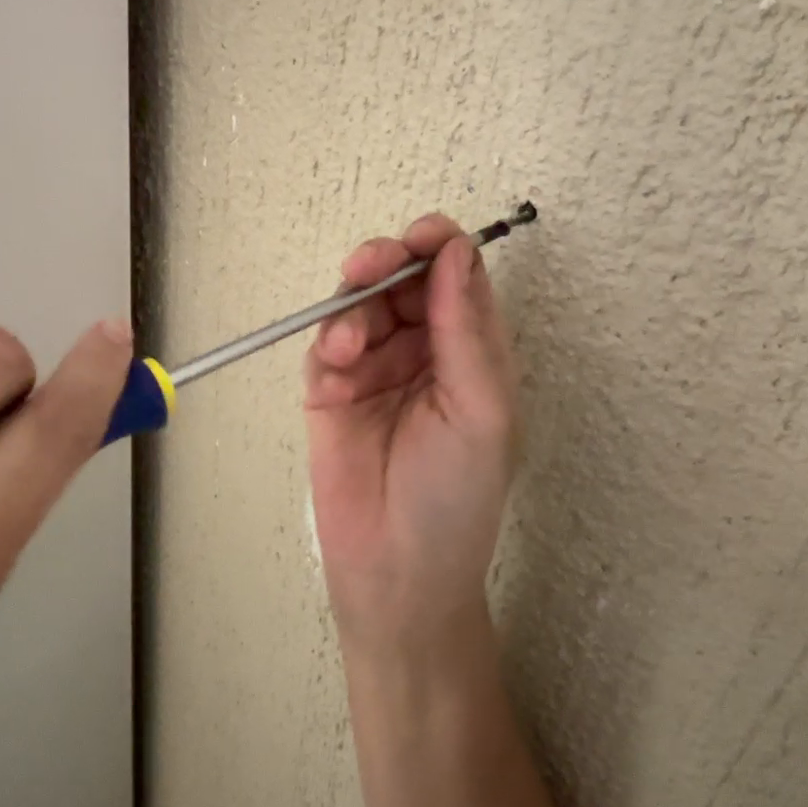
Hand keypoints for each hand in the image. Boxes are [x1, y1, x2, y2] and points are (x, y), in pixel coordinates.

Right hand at [304, 213, 518, 653]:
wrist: (395, 568)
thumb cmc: (454, 496)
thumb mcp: (481, 410)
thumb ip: (465, 329)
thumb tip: (455, 250)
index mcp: (471, 351)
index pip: (456, 279)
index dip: (440, 248)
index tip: (421, 237)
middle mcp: (424, 351)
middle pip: (401, 281)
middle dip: (385, 264)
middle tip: (368, 265)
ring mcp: (374, 368)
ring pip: (359, 305)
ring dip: (352, 306)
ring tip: (349, 344)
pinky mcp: (330, 389)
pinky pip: (327, 343)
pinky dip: (330, 340)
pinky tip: (338, 360)